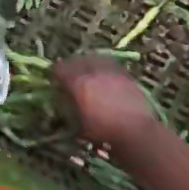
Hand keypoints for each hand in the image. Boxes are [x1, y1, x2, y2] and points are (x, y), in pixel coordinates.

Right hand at [54, 56, 175, 160]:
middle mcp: (92, 73)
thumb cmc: (104, 132)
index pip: (60, 69)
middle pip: (76, 60)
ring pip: (93, 57)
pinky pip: (109, 62)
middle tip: (66, 71)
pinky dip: (102, 63)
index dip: (54, 72)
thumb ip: (69, 110)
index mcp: (78, 84)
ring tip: (84, 67)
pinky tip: (103, 71)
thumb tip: (63, 103)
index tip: (52, 76)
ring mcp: (110, 72)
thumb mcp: (79, 125)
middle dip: (68, 64)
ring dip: (85, 61)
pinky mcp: (124, 74)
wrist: (135, 131)